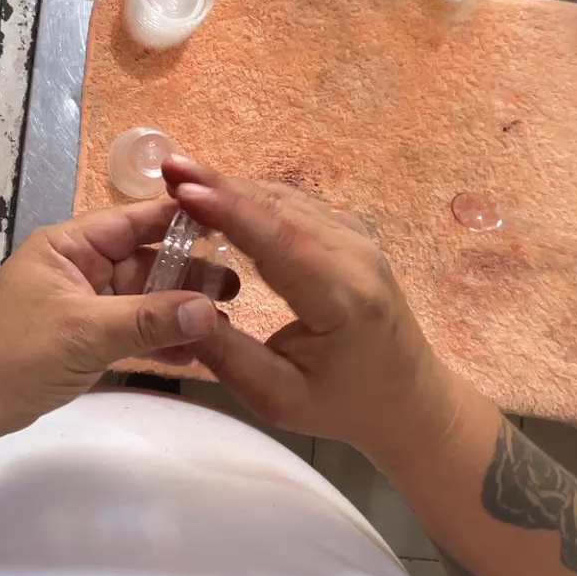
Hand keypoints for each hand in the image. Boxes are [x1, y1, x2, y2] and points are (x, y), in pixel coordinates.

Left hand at [0, 197, 224, 456]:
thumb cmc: (16, 355)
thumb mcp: (84, 333)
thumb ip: (147, 320)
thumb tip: (210, 311)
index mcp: (70, 246)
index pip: (133, 219)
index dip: (180, 218)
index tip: (230, 224)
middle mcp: (80, 266)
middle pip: (145, 260)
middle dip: (187, 274)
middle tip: (236, 289)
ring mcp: (84, 302)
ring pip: (142, 297)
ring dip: (178, 310)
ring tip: (226, 324)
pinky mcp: (85, 336)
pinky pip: (130, 329)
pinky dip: (157, 339)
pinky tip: (194, 354)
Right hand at [165, 156, 481, 459]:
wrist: (408, 401)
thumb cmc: (341, 406)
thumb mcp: (276, 397)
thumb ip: (226, 354)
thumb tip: (176, 311)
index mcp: (342, 297)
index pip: (280, 241)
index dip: (229, 210)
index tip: (184, 189)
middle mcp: (355, 256)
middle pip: (279, 208)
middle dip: (219, 185)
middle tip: (167, 169)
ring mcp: (356, 239)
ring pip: (285, 200)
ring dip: (231, 186)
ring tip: (180, 177)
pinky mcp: (349, 235)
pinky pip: (293, 206)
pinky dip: (250, 197)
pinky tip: (216, 194)